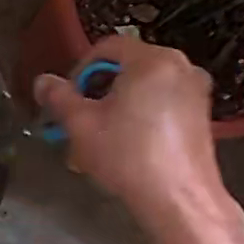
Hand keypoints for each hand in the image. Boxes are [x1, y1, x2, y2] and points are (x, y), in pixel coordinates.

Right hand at [33, 37, 230, 234]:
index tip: (66, 98)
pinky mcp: (200, 115)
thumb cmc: (126, 154)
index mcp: (152, 61)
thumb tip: (42, 81)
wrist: (177, 197)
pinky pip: (158, 104)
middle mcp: (181, 67)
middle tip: (76, 120)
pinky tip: (120, 147)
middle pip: (125, 67)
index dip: (79, 70)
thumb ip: (58, 96)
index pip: (107, 47)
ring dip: (112, 107)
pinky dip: (135, 117)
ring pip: (140, 88)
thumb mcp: (79, 124)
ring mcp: (195, 92)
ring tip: (94, 140)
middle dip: (94, 92)